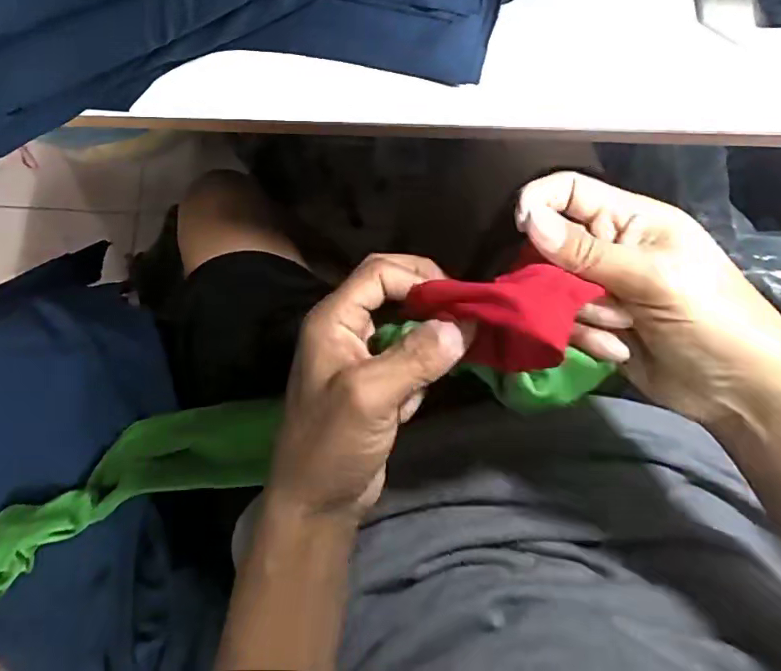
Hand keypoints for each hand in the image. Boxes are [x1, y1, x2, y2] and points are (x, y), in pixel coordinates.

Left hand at [266, 254, 472, 522]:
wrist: (315, 506)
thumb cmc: (331, 445)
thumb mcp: (371, 397)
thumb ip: (415, 357)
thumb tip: (463, 324)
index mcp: (333, 319)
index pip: (378, 273)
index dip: (417, 276)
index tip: (456, 298)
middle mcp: (347, 328)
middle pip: (393, 289)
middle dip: (429, 297)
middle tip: (465, 312)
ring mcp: (362, 355)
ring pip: (406, 321)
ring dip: (432, 331)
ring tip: (461, 342)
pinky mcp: (378, 380)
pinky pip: (410, 354)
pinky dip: (426, 363)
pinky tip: (428, 387)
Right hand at [516, 171, 780, 427]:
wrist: (744, 395)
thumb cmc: (713, 319)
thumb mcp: (653, 279)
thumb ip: (588, 252)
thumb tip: (530, 220)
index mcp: (633, 219)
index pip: (571, 190)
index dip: (540, 202)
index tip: (523, 231)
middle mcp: (614, 247)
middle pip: (553, 244)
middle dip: (562, 276)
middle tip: (590, 298)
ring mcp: (606, 288)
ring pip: (556, 289)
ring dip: (582, 313)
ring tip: (622, 330)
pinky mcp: (601, 325)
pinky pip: (567, 322)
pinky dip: (588, 338)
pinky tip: (621, 351)